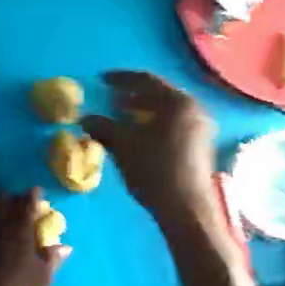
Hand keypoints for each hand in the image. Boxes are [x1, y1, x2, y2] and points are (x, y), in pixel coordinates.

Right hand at [81, 71, 218, 229]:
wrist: (185, 207)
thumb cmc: (153, 170)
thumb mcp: (122, 145)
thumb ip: (102, 127)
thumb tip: (85, 118)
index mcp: (177, 102)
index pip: (146, 80)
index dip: (121, 78)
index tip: (101, 79)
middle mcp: (193, 109)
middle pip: (159, 94)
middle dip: (133, 95)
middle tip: (111, 98)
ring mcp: (199, 127)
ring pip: (166, 110)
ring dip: (142, 110)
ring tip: (121, 116)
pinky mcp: (198, 144)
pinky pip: (172, 123)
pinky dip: (152, 123)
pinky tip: (138, 135)